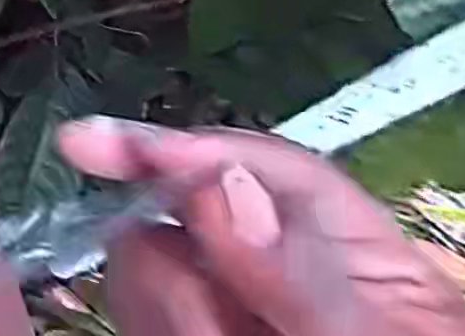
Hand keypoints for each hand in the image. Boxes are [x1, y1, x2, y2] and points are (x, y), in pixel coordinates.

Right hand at [56, 118, 464, 335]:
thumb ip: (303, 283)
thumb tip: (220, 185)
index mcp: (365, 270)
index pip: (271, 170)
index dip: (188, 149)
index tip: (99, 147)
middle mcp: (285, 272)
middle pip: (187, 205)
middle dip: (174, 257)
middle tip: (205, 327)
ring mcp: (228, 301)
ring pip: (146, 250)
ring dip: (162, 306)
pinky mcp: (181, 326)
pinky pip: (133, 299)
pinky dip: (150, 321)